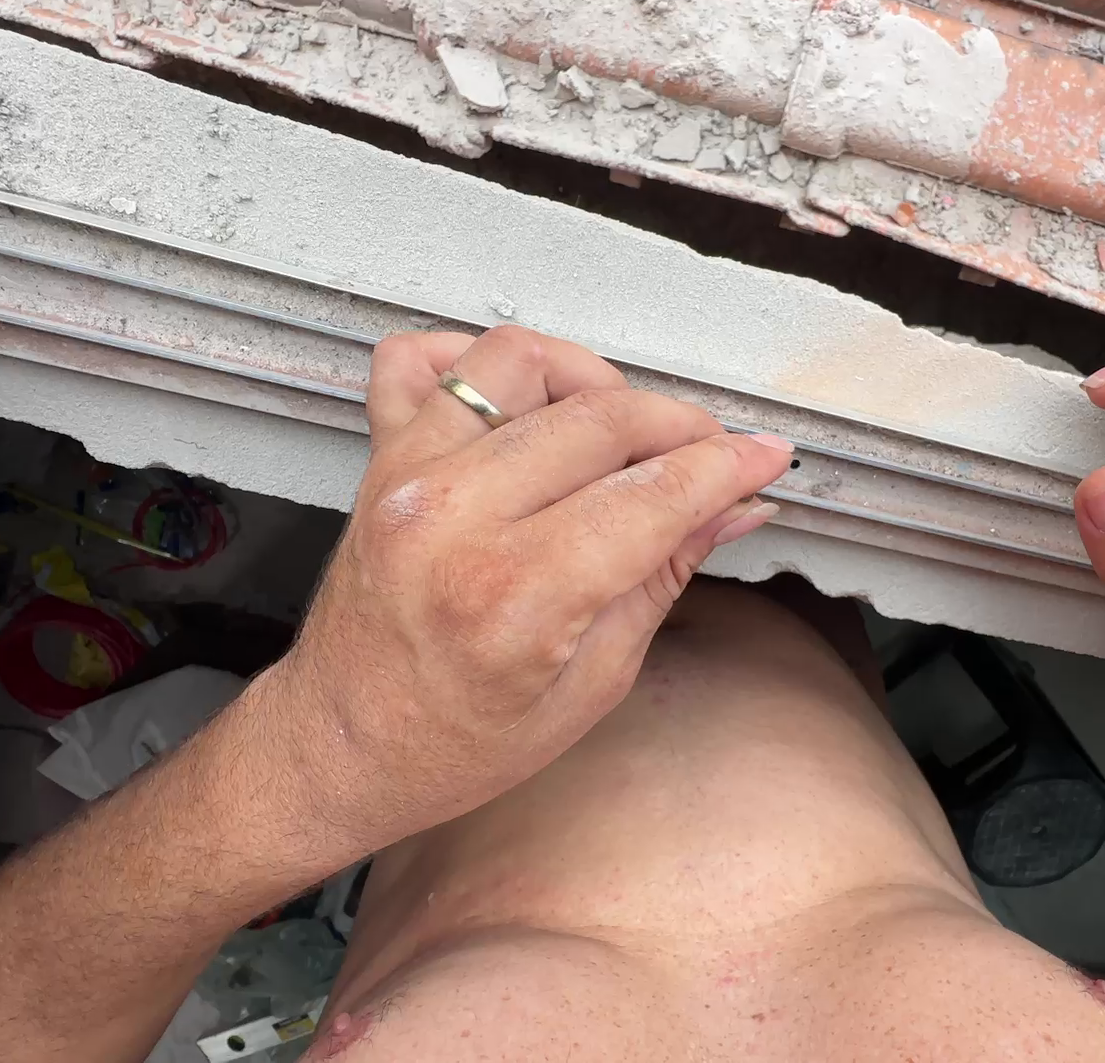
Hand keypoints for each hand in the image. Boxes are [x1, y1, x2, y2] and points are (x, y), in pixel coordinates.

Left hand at [251, 327, 792, 851]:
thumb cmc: (457, 743)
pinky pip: (421, 359)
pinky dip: (480, 362)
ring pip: (522, 361)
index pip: (652, 496)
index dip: (727, 467)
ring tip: (620, 430)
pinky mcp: (381, 461)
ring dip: (595, 380)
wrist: (342, 746)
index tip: (763, 457)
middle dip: (682, 426)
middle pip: (602, 418)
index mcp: (513, 597)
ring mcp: (407, 477)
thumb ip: (665, 575)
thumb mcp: (593, 682)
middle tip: (710, 454)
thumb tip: (730, 508)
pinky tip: (523, 403)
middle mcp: (453, 519)